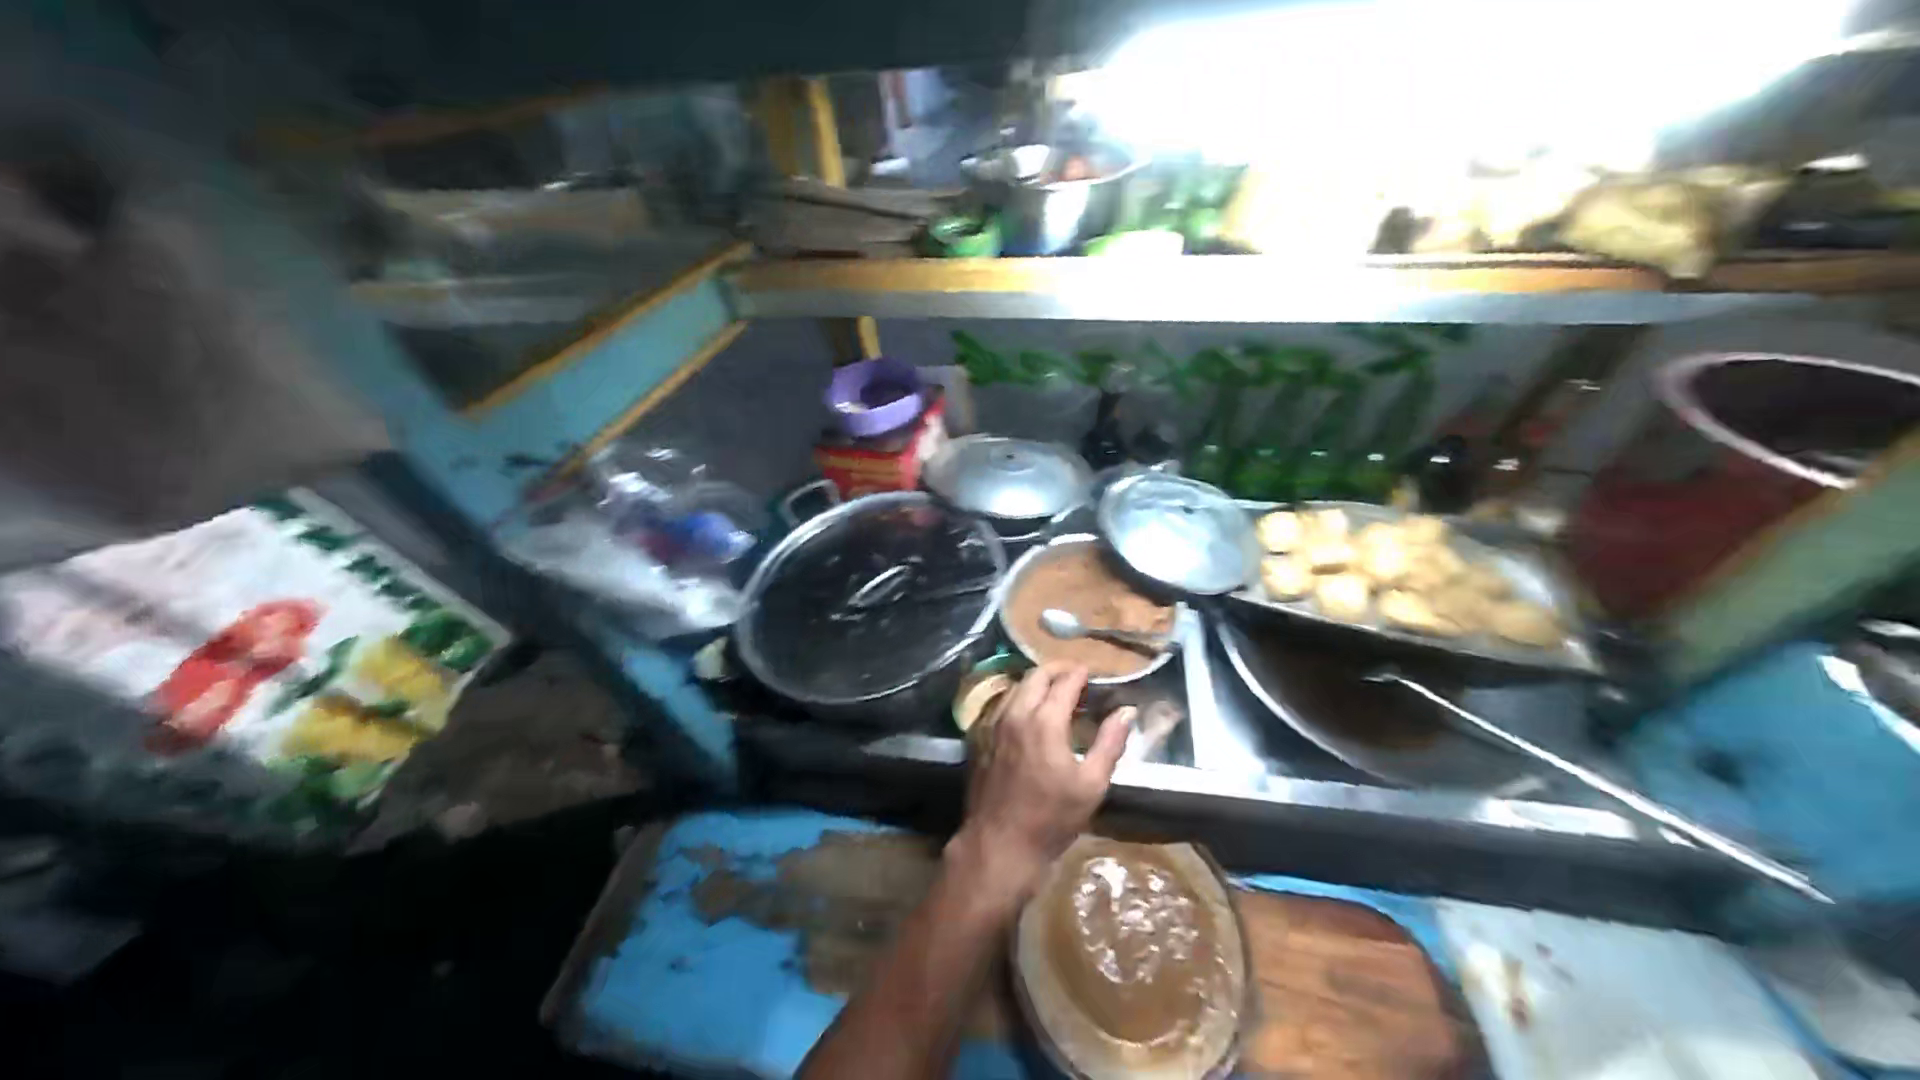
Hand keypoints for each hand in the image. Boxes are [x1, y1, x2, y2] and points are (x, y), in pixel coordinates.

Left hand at [947, 662, 1135, 907]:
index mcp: (1044, 721)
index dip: (1080, 673)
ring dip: (1036, 683)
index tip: (1092, 672)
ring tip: (1053, 692)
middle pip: (1035, 676)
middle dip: (1057, 670)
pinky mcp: (979, 737)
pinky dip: (1017, 698)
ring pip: (1014, 687)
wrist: (999, 843)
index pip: (1064, 682)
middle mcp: (1015, 713)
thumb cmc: (1051, 818)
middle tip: (1074, 676)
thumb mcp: (1091, 784)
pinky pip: (1000, 705)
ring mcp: (992, 724)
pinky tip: (1027, 713)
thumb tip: (1126, 711)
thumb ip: (1110, 743)